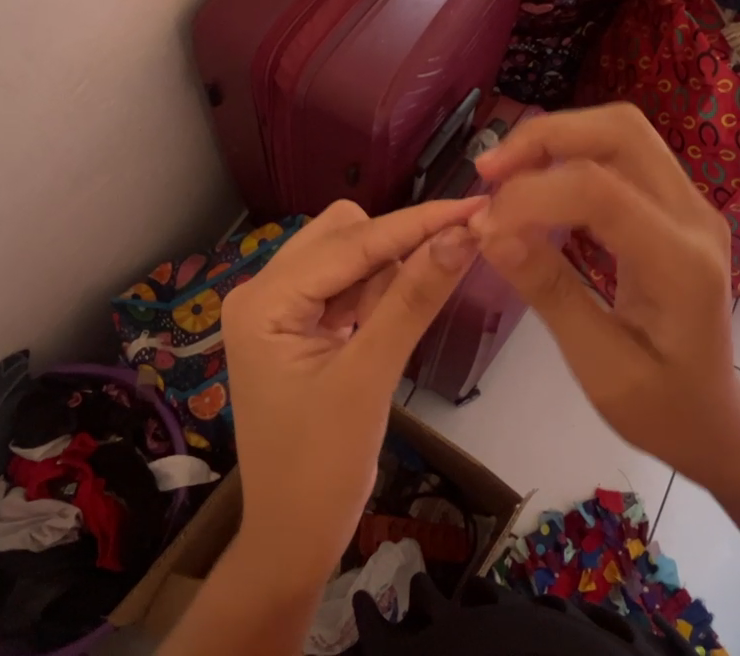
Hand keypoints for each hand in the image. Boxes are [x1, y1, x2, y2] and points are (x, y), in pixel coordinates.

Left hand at [220, 197, 482, 579]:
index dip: (417, 223)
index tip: (475, 205)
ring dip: (391, 266)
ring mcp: (280, 310)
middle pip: (343, 234)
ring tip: (424, 296)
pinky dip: (380, 290)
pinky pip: (347, 287)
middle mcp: (264, 292)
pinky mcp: (300, 328)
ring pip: (348, 257)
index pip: (351, 242)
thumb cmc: (323, 465)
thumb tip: (462, 235)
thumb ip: (414, 299)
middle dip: (398, 242)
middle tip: (455, 256)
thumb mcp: (371, 376)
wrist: (295, 535)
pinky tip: (404, 307)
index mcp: (264, 300)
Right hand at [469, 103, 739, 481]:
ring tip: (503, 175)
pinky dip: (572, 155)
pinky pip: (623, 156)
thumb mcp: (599, 366)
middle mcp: (695, 217)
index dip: (531, 195)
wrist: (713, 420)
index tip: (483, 226)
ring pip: (622, 133)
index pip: (601, 191)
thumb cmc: (661, 408)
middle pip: (621, 132)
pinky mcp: (676, 207)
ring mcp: (691, 206)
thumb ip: (550, 292)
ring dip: (557, 140)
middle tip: (488, 171)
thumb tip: (490, 231)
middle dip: (545, 137)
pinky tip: (536, 184)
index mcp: (682, 263)